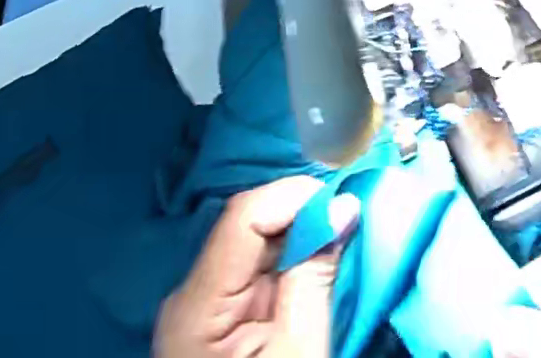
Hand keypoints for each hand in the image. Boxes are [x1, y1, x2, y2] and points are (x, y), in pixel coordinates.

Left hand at [155, 176, 360, 357]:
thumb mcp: (300, 354)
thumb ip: (315, 273)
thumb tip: (344, 204)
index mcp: (197, 306)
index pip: (244, 216)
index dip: (294, 198)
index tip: (345, 206)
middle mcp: (191, 294)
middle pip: (248, 225)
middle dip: (303, 215)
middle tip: (349, 222)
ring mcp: (201, 306)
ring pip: (255, 243)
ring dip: (300, 236)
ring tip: (338, 241)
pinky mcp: (216, 319)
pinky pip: (255, 270)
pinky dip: (289, 260)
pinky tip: (315, 266)